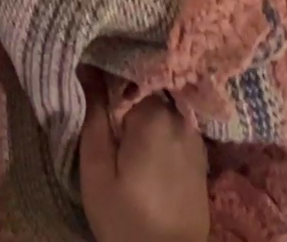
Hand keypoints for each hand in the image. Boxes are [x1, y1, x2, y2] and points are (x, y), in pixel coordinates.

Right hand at [79, 72, 209, 241]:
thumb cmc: (124, 218)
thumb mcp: (96, 168)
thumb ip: (93, 114)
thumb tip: (86, 68)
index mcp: (153, 115)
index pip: (125, 73)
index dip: (104, 72)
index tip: (88, 77)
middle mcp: (180, 117)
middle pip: (145, 87)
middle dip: (123, 88)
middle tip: (100, 101)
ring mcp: (194, 135)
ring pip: (160, 103)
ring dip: (141, 104)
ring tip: (119, 118)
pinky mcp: (200, 153)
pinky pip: (173, 122)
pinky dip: (157, 121)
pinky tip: (143, 136)